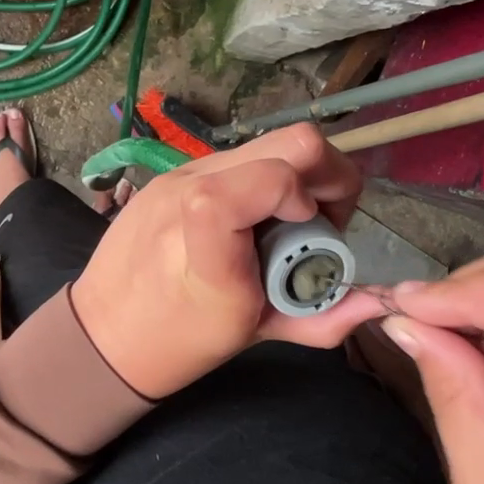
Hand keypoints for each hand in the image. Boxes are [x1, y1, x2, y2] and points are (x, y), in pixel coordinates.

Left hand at [69, 124, 385, 398]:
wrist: (103, 336)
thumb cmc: (179, 343)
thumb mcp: (255, 335)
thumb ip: (321, 317)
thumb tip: (380, 299)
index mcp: (207, 241)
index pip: (272, 175)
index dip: (307, 194)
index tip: (309, 230)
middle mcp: (189, 191)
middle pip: (289, 140)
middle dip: (326, 177)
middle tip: (321, 223)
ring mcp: (176, 175)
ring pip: (263, 143)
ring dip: (294, 177)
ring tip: (284, 226)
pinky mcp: (168, 174)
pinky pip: (233, 158)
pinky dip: (260, 180)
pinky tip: (250, 222)